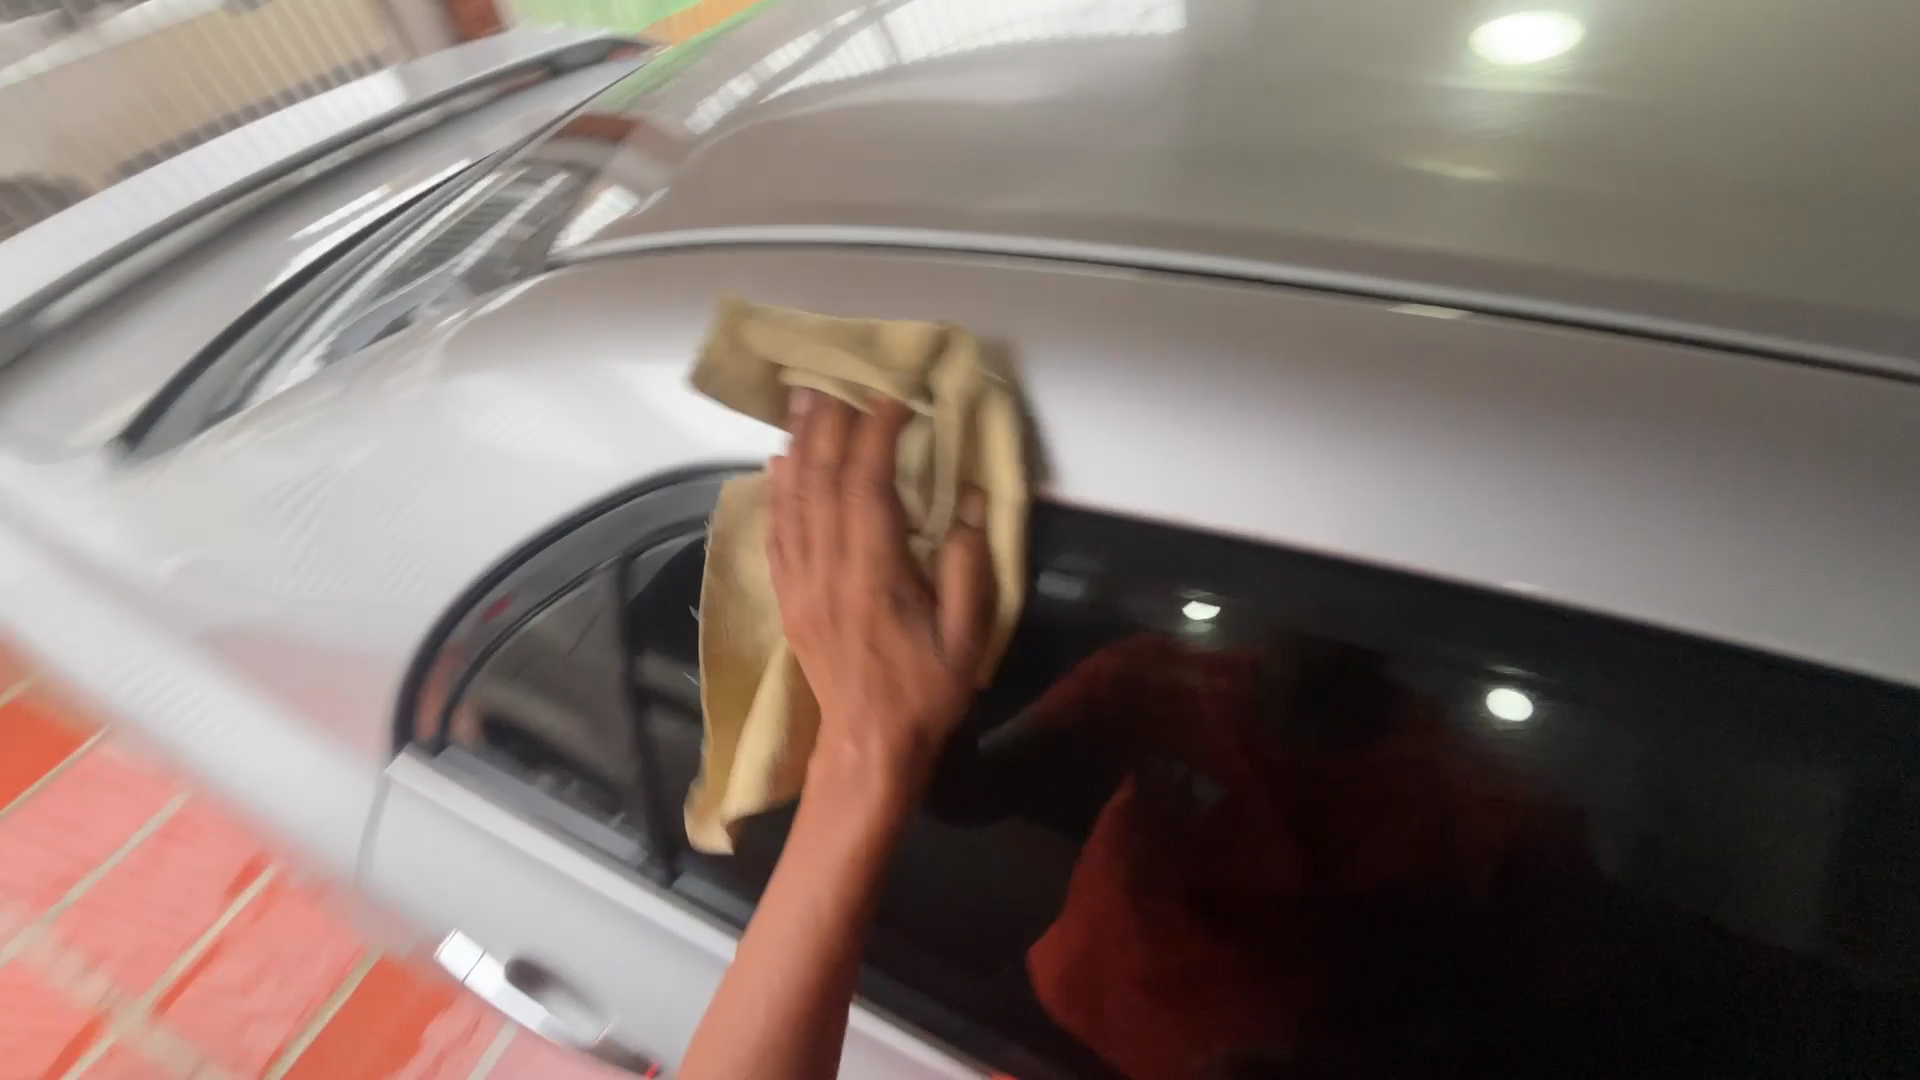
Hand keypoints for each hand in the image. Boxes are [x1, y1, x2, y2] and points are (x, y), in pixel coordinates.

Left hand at [767, 389, 993, 801]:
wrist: (868, 745)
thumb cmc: (925, 692)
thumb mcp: (968, 637)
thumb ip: (968, 566)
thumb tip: (965, 501)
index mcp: (874, 574)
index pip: (868, 485)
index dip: (876, 432)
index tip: (890, 395)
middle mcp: (828, 568)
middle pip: (820, 480)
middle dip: (828, 423)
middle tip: (834, 377)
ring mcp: (801, 582)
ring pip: (792, 498)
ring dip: (798, 444)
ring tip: (802, 400)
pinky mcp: (789, 596)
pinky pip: (776, 531)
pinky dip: (778, 489)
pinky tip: (780, 461)